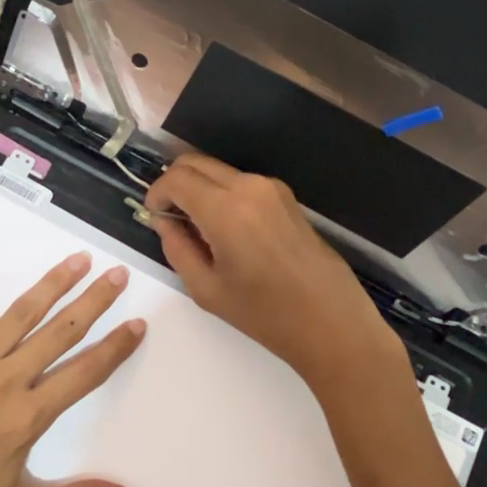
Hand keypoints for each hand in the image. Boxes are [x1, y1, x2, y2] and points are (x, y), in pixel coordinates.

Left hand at [0, 243, 145, 486]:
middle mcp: (3, 380)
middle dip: (93, 302)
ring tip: (76, 259)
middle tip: (117, 274)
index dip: (115, 348)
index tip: (138, 323)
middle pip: (59, 333)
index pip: (85, 373)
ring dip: (49, 284)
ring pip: (17, 314)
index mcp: (27, 417)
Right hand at [144, 154, 403, 383]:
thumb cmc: (266, 315)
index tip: (154, 217)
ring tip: (198, 230)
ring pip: (218, 170)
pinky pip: (241, 182)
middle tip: (170, 218)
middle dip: (174, 184)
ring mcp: (272, 188)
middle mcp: (249, 186)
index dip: (156, 194)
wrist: (332, 323)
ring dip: (199, 189)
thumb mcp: (206, 289)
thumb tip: (165, 223)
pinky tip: (226, 232)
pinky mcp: (287, 197)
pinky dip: (221, 194)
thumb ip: (177, 248)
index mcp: (226, 209)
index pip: (176, 178)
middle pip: (195, 163)